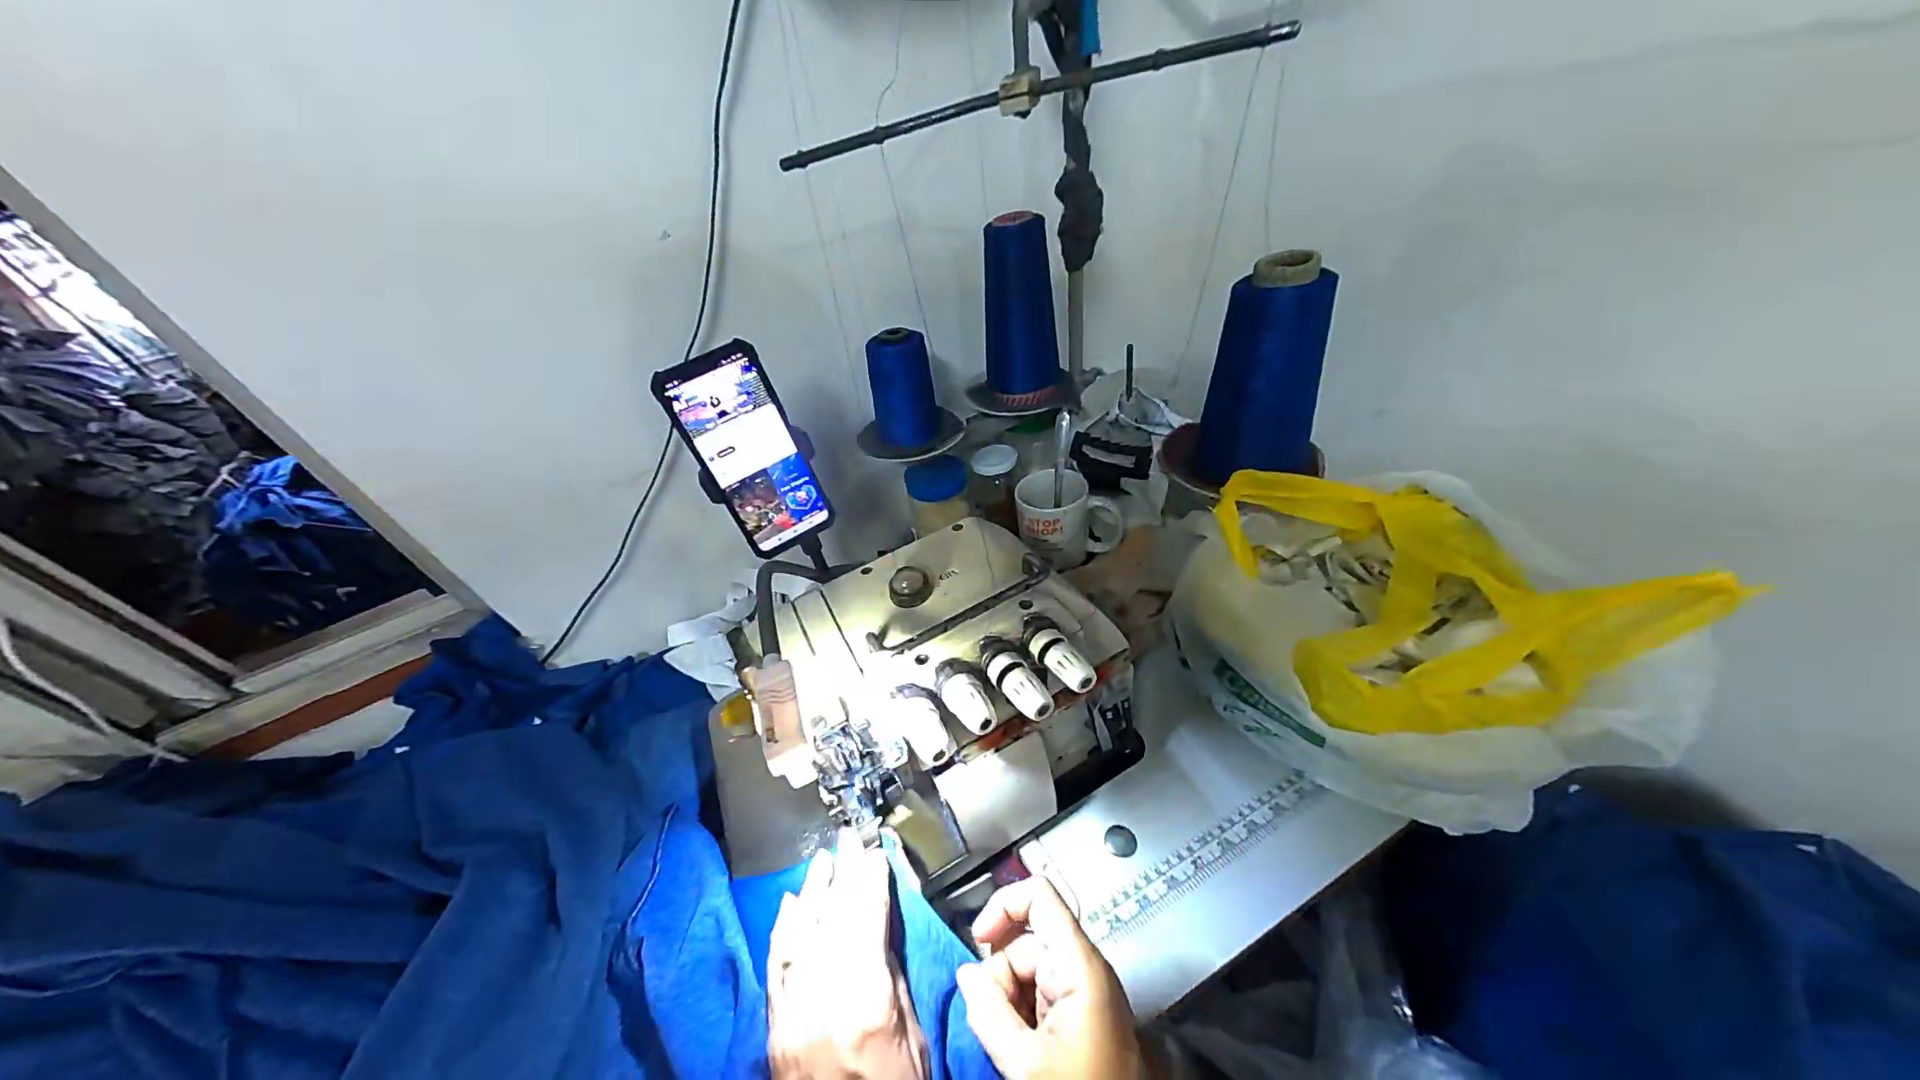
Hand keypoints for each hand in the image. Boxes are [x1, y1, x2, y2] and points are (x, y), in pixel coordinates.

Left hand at [767, 831, 929, 1079]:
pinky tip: (790, 904)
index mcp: (864, 1004)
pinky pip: (776, 967)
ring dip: (811, 894)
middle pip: (832, 922)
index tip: (876, 852)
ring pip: (798, 937)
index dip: (871, 882)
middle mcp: (820, 1002)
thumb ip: (890, 974)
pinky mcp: (773, 1030)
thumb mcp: (912, 1032)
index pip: (866, 921)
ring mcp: (790, 1016)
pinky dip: (783, 930)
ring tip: (821, 861)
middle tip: (848, 840)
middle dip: (842, 876)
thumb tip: (878, 923)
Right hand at [955, 876, 1147, 1079]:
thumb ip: (989, 1013)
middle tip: (996, 1023)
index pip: (1040, 896)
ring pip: (1026, 969)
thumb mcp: (1027, 1063)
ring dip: (1007, 999)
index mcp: (1079, 964)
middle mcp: (1083, 967)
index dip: (1003, 906)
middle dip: (999, 975)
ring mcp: (1082, 990)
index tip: (978, 942)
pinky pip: (1037, 994)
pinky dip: (1019, 1013)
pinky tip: (1020, 1047)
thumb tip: (966, 973)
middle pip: (1025, 940)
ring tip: (1011, 1044)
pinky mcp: (1078, 1013)